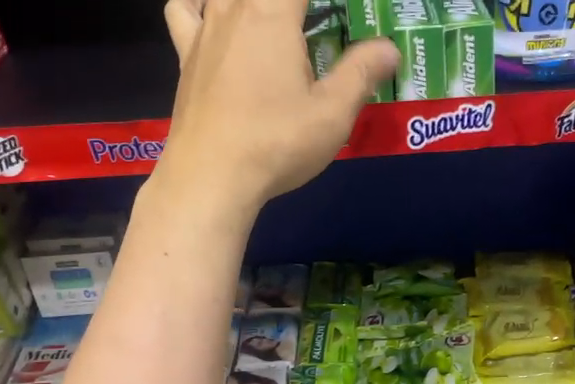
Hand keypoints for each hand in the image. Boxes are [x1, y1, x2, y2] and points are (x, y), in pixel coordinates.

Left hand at [161, 0, 398, 210]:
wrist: (211, 176)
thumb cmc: (276, 143)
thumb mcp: (332, 114)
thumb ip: (361, 73)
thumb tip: (389, 48)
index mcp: (273, 12)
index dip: (329, 3)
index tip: (342, 17)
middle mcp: (234, 7)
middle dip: (292, 7)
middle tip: (313, 27)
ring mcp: (204, 28)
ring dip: (254, 5)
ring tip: (275, 26)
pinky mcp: (186, 55)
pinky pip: (185, 9)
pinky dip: (200, 5)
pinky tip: (216, 21)